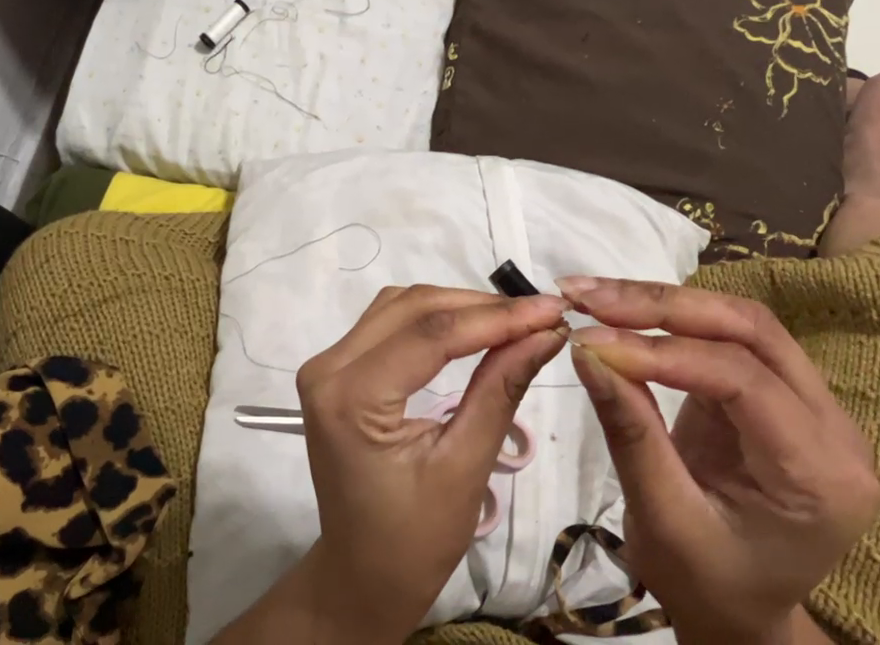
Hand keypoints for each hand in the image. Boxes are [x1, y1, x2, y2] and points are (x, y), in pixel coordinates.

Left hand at [212, 285, 571, 643]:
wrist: (362, 573)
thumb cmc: (416, 537)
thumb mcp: (466, 466)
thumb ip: (501, 389)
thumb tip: (546, 333)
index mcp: (351, 397)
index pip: (431, 334)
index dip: (497, 317)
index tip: (553, 309)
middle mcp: (328, 368)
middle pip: (412, 309)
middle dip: (480, 307)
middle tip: (541, 314)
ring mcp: (326, 365)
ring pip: (399, 307)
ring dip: (456, 307)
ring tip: (515, 320)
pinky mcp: (335, 370)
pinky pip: (387, 324)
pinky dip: (432, 320)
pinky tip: (473, 328)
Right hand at [561, 278, 879, 644]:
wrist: (736, 613)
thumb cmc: (704, 583)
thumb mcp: (662, 518)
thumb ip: (630, 430)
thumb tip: (584, 350)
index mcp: (822, 476)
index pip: (744, 380)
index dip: (663, 352)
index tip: (590, 341)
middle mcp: (835, 430)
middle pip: (752, 331)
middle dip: (664, 306)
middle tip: (587, 298)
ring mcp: (812, 407)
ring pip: (741, 323)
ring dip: (664, 304)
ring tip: (594, 298)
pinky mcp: (777, 394)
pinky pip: (727, 339)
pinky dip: (670, 322)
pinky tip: (622, 314)